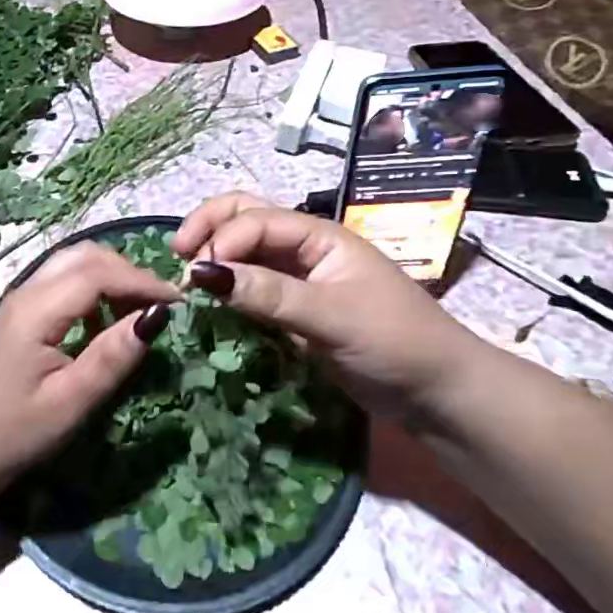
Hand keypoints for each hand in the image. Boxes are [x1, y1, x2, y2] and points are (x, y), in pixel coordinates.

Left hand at [0, 243, 179, 479]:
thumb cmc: (21, 428)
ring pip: (77, 260)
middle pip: (87, 256)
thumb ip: (112, 357)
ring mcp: (24, 295)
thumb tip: (155, 317)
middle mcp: (27, 291)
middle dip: (130, 272)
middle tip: (160, 303)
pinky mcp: (28, 305)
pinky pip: (69, 276)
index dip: (140, 281)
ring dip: (114, 274)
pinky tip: (110, 317)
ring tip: (140, 308)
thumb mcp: (72, 401)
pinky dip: (98, 284)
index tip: (176, 301)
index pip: (96, 274)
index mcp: (34, 312)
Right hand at [172, 193, 486, 415]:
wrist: (435, 392)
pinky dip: (228, 291)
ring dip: (215, 259)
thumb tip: (202, 273)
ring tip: (184, 278)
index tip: (196, 273)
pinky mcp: (294, 312)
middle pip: (246, 219)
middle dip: (210, 229)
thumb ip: (269, 294)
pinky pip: (252, 291)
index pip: (257, 220)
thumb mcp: (331, 315)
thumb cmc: (394, 341)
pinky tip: (207, 306)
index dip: (223, 239)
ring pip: (245, 255)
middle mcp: (304, 250)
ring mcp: (298, 280)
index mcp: (319, 236)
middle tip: (176, 254)